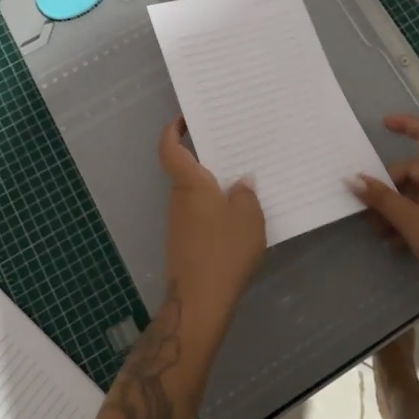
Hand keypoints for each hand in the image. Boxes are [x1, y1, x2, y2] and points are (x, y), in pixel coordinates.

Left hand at [159, 117, 265, 321]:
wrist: (201, 300)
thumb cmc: (224, 250)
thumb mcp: (248, 217)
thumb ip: (246, 194)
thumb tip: (242, 182)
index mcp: (190, 184)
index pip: (170, 148)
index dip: (173, 130)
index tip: (186, 118)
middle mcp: (180, 198)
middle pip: (186, 169)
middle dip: (205, 157)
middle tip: (233, 146)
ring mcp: (180, 222)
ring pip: (195, 193)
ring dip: (213, 185)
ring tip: (244, 179)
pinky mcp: (186, 242)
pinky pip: (201, 213)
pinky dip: (215, 208)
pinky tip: (239, 216)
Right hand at [350, 114, 418, 288]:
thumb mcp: (409, 220)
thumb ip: (381, 198)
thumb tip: (353, 178)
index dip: (405, 123)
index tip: (383, 125)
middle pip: (416, 170)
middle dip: (390, 188)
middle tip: (371, 213)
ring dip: (400, 208)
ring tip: (384, 235)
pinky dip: (417, 217)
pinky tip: (402, 243)